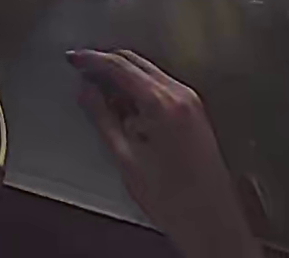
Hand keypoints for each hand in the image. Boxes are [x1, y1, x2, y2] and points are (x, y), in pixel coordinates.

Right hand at [67, 49, 260, 257]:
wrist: (215, 228)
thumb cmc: (173, 201)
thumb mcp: (126, 158)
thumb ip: (102, 117)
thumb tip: (85, 91)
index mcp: (161, 102)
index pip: (119, 65)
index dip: (92, 59)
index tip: (73, 58)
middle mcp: (179, 93)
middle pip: (133, 61)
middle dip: (106, 64)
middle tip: (83, 75)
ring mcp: (190, 100)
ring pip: (146, 70)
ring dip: (122, 76)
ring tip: (102, 97)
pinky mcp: (194, 110)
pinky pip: (159, 84)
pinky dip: (139, 88)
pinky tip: (127, 108)